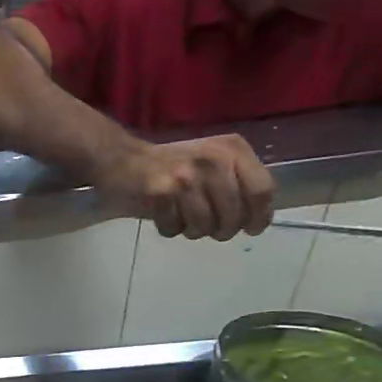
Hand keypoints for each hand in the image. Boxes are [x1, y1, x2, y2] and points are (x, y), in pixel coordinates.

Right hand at [94, 134, 275, 239]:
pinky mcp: (160, 192)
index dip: (259, 215)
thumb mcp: (211, 161)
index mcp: (232, 149)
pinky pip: (174, 227)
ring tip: (187, 224)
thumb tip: (253, 217)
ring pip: (205, 224)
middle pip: (234, 212)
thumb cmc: (168, 164)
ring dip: (196, 232)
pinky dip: (170, 229)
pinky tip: (164, 218)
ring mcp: (185, 176)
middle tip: (215, 232)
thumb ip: (235, 180)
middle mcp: (213, 160)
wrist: (119, 158)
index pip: (262, 189)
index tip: (252, 229)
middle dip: (224, 229)